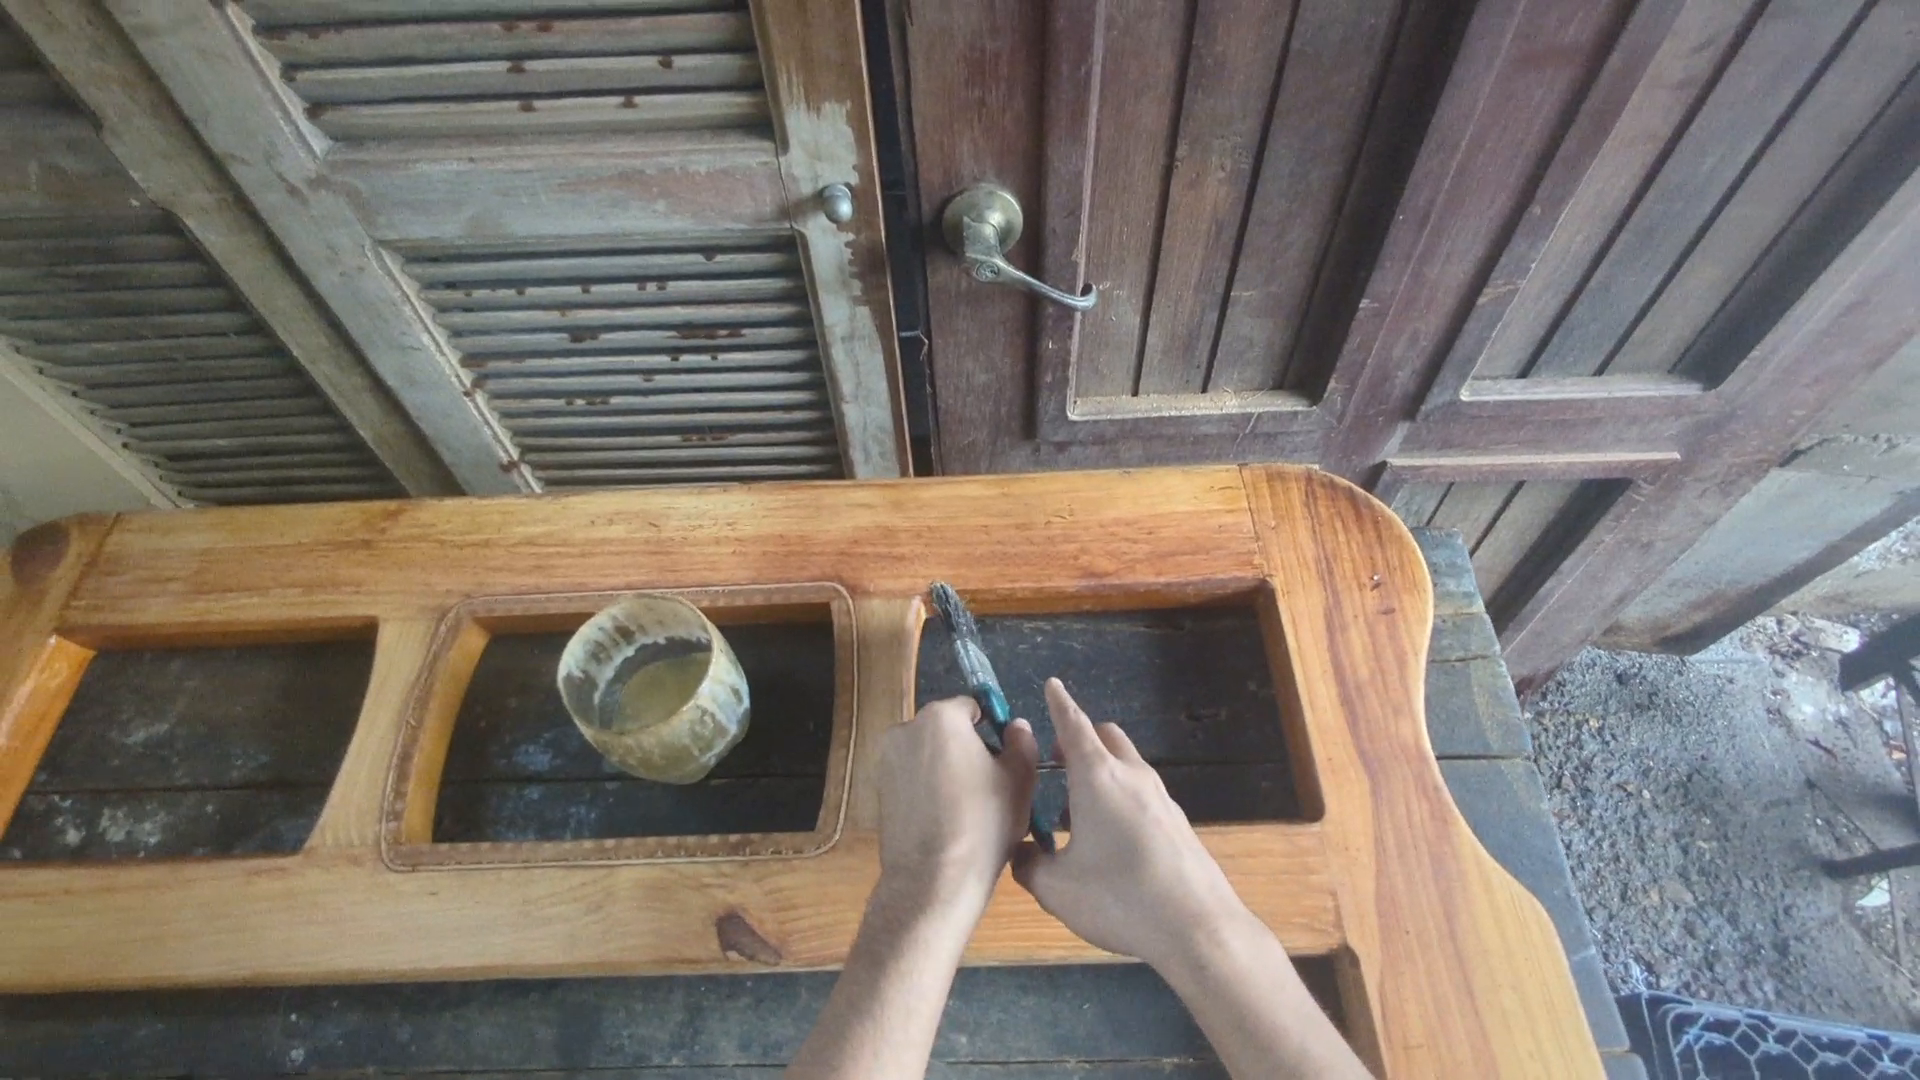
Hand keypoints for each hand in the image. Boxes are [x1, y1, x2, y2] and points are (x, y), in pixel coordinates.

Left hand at [878, 696, 1039, 915]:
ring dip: (945, 769)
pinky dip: (927, 790)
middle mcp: (905, 729)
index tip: (1002, 760)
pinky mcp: (878, 791)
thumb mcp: (1019, 779)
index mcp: (940, 717)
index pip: (971, 707)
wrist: (934, 881)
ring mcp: (886, 761)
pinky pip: (912, 779)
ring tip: (966, 808)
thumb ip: (1021, 742)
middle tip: (988, 786)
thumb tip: (1015, 726)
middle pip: (946, 730)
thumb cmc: (983, 822)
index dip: (991, 730)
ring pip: (928, 755)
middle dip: (966, 749)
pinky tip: (944, 821)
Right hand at [1012, 679, 1256, 969]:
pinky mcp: (1178, 824)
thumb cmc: (1119, 897)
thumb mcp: (1056, 888)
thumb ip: (1029, 864)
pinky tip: (1111, 842)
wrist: (1198, 928)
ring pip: (1126, 765)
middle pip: (1105, 736)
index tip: (1053, 685)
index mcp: (1097, 777)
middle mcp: (1131, 776)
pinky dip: (1120, 798)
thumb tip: (1021, 853)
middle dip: (1080, 738)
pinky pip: (1142, 794)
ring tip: (1077, 815)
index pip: (1074, 724)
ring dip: (1100, 772)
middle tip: (1058, 761)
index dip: (1059, 703)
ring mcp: (1161, 798)